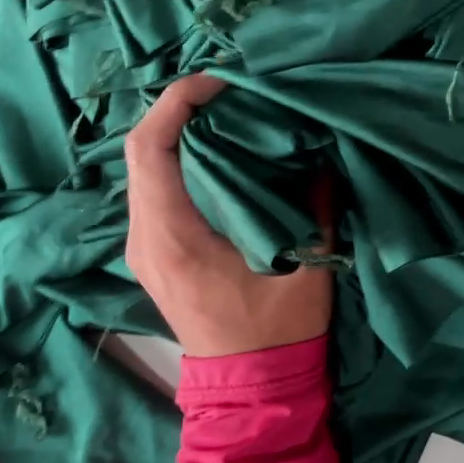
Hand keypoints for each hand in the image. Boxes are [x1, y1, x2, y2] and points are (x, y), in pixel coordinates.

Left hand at [125, 74, 333, 358]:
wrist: (249, 383)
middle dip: (182, 108)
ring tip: (235, 108)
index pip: (150, 153)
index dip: (175, 104)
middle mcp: (146, 237)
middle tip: (236, 86)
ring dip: (183, 130)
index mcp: (174, 238)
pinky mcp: (158, 249)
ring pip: (147, 167)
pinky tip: (226, 148)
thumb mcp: (308, 266)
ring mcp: (146, 244)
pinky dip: (186, 155)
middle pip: (142, 152)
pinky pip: (158, 186)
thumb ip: (315, 206)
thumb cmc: (278, 329)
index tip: (219, 79)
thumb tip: (322, 153)